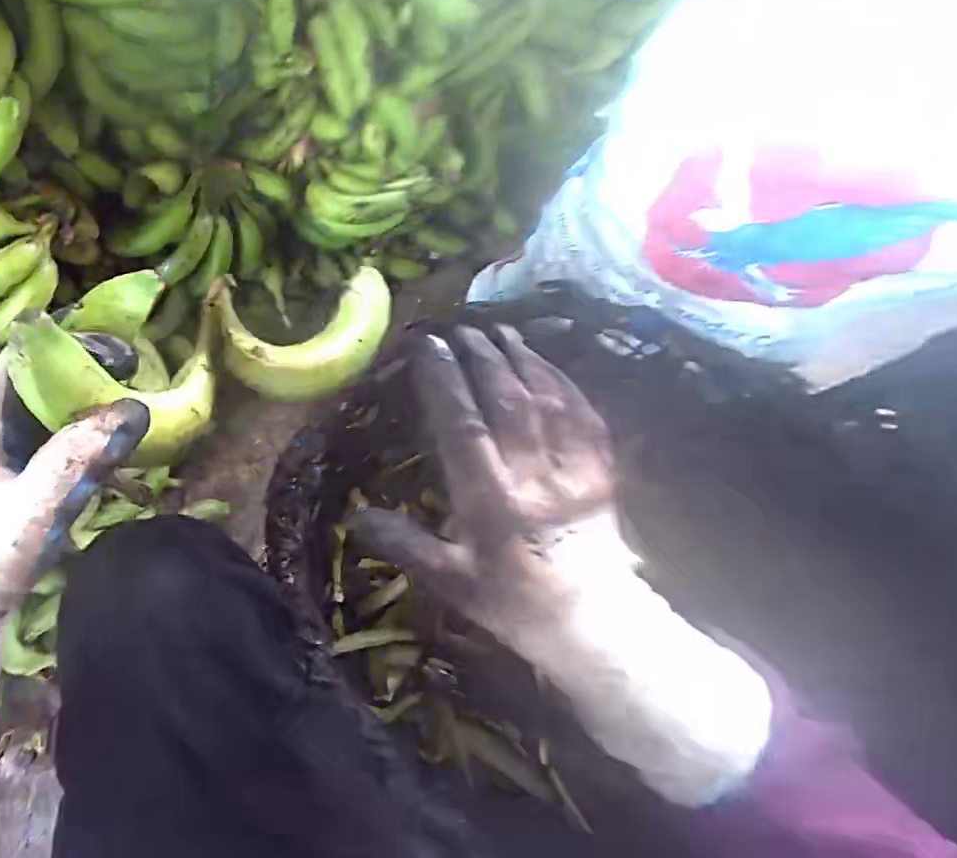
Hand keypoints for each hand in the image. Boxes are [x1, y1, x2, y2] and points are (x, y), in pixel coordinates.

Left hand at [0, 349, 149, 633]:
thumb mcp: (29, 507)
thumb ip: (75, 459)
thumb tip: (131, 408)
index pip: (21, 357)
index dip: (63, 341)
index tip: (112, 344)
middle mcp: (0, 425)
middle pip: (44, 376)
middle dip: (86, 366)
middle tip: (133, 368)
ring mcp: (16, 450)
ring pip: (57, 406)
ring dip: (92, 397)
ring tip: (134, 393)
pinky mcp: (31, 473)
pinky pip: (65, 437)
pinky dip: (92, 431)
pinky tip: (120, 436)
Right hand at [352, 326, 623, 633]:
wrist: (596, 626)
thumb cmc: (514, 602)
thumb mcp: (450, 580)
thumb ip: (404, 543)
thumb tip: (354, 515)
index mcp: (492, 500)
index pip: (463, 425)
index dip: (444, 381)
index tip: (428, 347)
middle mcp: (534, 475)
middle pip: (507, 400)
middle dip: (481, 357)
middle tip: (460, 328)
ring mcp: (574, 470)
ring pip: (547, 400)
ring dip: (521, 359)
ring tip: (499, 330)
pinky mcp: (602, 472)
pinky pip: (584, 415)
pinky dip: (563, 381)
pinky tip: (546, 363)